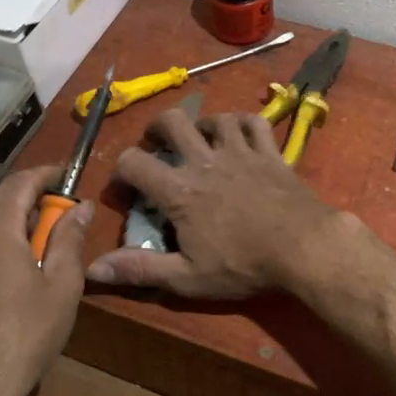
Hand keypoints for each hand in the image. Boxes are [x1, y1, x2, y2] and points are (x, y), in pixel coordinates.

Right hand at [86, 108, 346, 297]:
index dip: (121, 170)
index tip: (126, 186)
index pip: (134, 162)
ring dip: (202, 125)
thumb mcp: (187, 277)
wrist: (304, 245)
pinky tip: (240, 133)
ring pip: (215, 118)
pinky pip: (254, 123)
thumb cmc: (243, 265)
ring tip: (200, 139)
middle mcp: (206, 161)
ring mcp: (241, 152)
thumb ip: (140, 270)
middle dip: (157, 127)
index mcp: (179, 191)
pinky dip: (243, 123)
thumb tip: (92, 268)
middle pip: (173, 122)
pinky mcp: (270, 152)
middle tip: (158, 144)